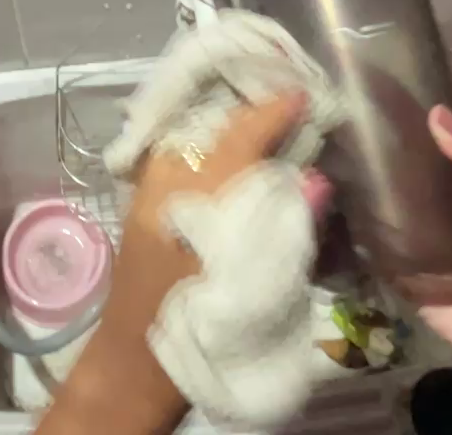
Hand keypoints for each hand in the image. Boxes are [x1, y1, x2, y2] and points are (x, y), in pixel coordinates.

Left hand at [37, 95, 305, 434]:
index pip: (241, 134)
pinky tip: (227, 146)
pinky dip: (208, 141)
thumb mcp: (254, 282)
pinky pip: (179, 151)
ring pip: (194, 134)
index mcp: (195, 190)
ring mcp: (149, 181)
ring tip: (261, 117)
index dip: (273, 111)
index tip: (301, 95)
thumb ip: (284, 226)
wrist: (136, 356)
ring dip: (229, 123)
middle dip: (250, 110)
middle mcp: (167, 174)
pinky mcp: (142, 195)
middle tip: (286, 101)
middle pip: (214, 125)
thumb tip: (315, 177)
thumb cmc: (202, 322)